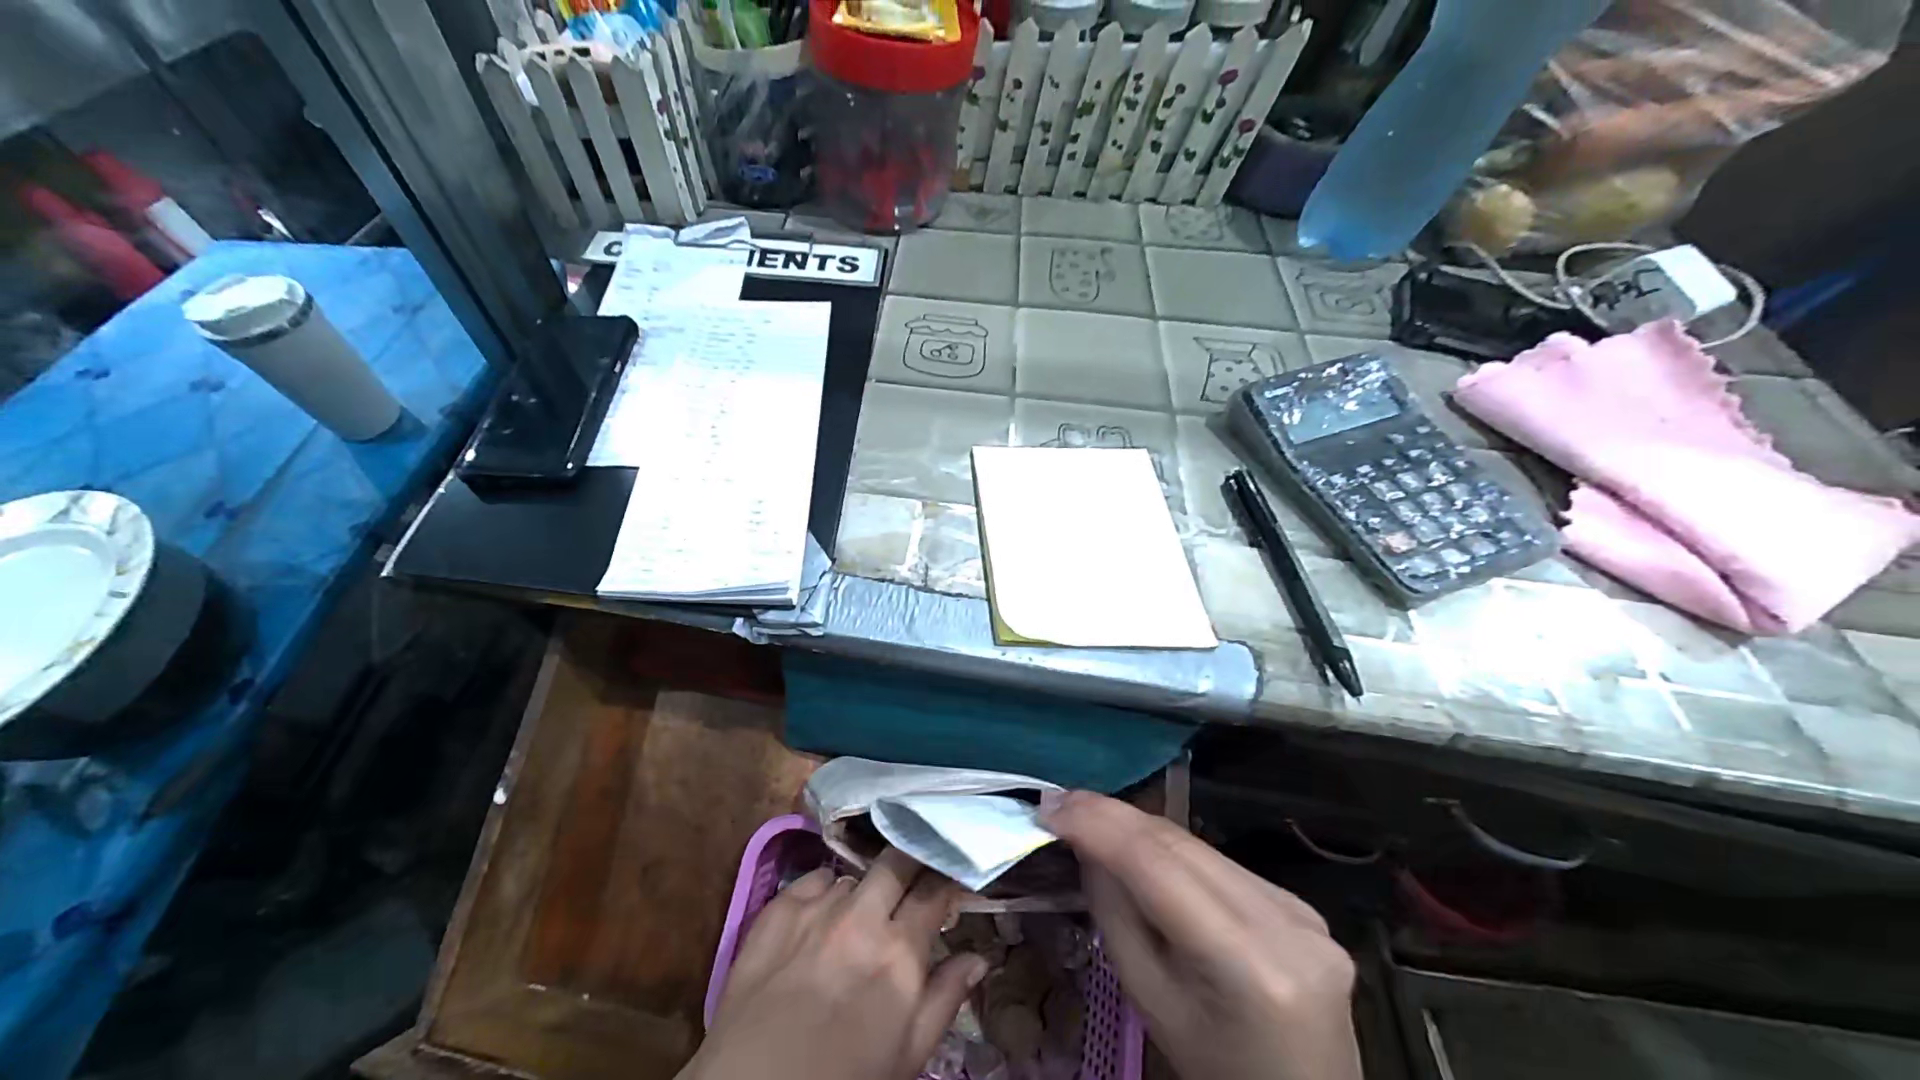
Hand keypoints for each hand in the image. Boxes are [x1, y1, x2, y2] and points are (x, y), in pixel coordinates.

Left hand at [682, 847, 987, 1079]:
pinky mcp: (777, 909)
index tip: (950, 880)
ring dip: (864, 890)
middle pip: (898, 860)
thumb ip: (946, 997)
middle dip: (911, 862)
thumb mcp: (908, 1053)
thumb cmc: (844, 1078)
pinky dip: (823, 891)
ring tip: (858, 918)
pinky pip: (812, 879)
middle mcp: (862, 917)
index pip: (936, 889)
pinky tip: (821, 916)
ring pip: (854, 875)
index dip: (947, 878)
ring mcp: (816, 908)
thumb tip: (978, 957)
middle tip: (911, 882)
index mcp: (900, 951)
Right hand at [1042, 791, 1362, 1079]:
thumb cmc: (1212, 1067)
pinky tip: (1142, 848)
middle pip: (1180, 845)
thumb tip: (1085, 845)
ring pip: (1199, 846)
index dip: (1098, 825)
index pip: (1158, 866)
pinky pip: (1222, 863)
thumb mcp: (1150, 1002)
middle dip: (1113, 816)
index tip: (1048, 805)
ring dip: (1139, 828)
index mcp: (1245, 961)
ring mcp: (1300, 909)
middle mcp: (1283, 921)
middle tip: (1059, 802)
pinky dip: (1174, 851)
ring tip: (1089, 817)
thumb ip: (1116, 916)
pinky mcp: (1302, 904)